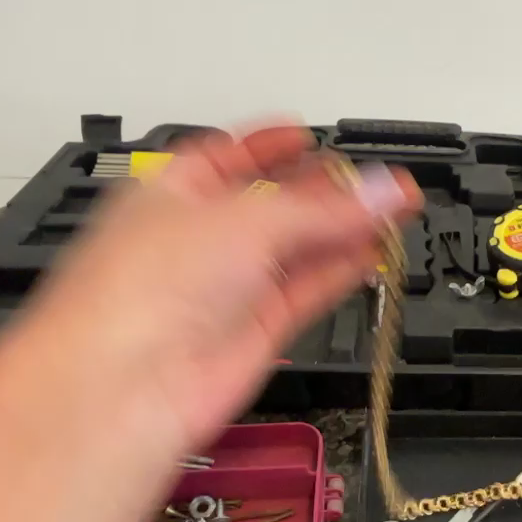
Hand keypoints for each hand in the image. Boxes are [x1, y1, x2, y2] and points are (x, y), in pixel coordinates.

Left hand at [1, 124, 420, 456]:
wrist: (128, 385)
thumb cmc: (136, 294)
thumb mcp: (242, 222)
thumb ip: (324, 209)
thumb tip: (381, 191)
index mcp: (175, 191)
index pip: (231, 157)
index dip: (273, 144)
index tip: (310, 136)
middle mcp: (203, 238)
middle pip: (278, 203)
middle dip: (326, 189)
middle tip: (375, 181)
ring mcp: (232, 284)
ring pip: (300, 248)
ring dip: (346, 229)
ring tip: (393, 210)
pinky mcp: (259, 326)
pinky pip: (310, 289)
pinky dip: (343, 269)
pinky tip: (372, 251)